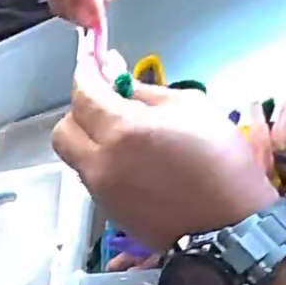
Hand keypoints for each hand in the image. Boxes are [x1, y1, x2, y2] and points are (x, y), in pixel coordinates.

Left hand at [53, 62, 278, 248]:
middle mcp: (99, 163)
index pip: (82, 96)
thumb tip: (115, 76)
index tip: (91, 60)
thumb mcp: (188, 107)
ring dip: (89, 138)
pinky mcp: (105, 209)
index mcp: (121, 132)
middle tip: (106, 102)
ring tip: (125, 131)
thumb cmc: (217, 158)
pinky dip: (100, 160)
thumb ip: (142, 92)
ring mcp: (99, 191)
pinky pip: (90, 176)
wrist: (223, 224)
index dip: (85, 73)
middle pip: (63, 132)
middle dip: (78, 111)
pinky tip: (130, 157)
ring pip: (74, 156)